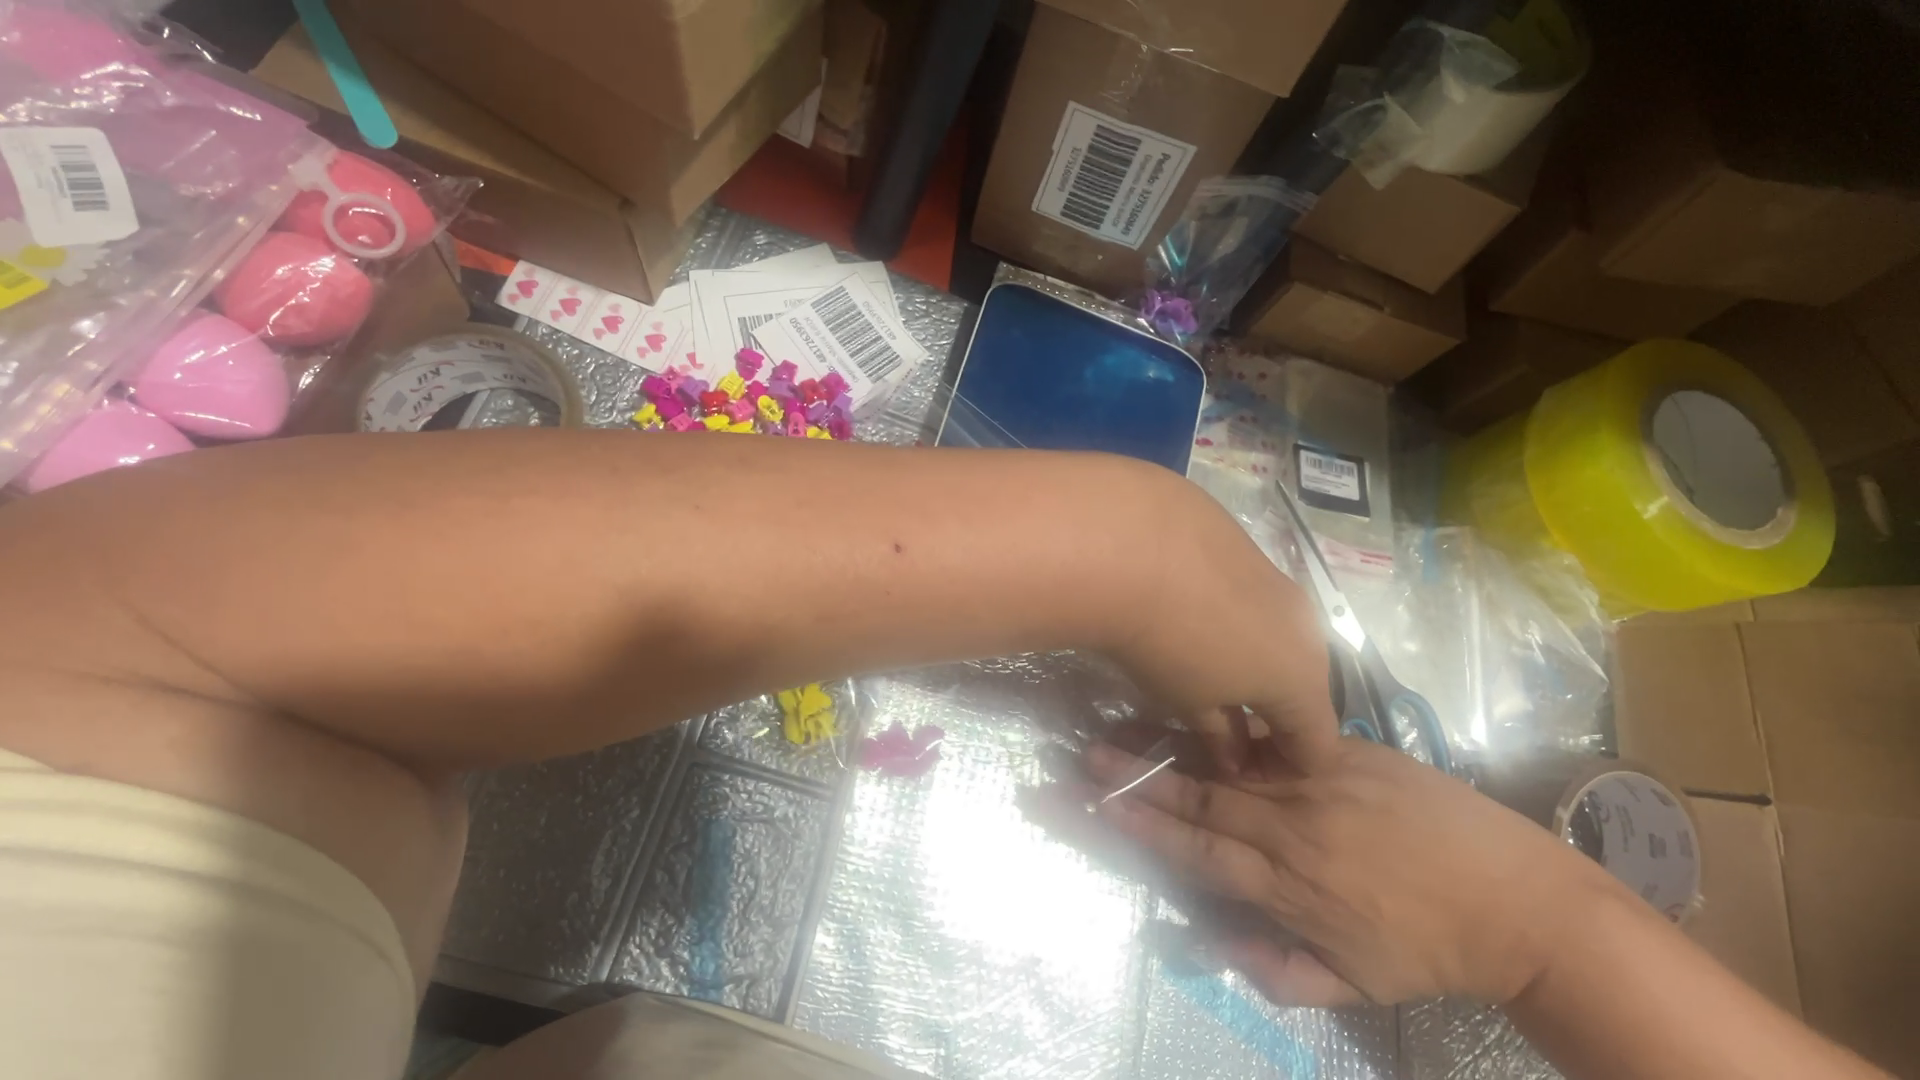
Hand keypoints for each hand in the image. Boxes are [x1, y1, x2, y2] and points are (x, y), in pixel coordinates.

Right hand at [1031, 738, 1623, 1006]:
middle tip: (1084, 753)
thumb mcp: (1360, 985)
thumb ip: (1282, 970)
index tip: (1093, 805)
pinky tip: (1205, 704)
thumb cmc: (1436, 949)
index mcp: (1290, 885)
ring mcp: (1322, 782)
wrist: (1524, 899)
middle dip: (1137, 778)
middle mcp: (1294, 826)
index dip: (1138, 827)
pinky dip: (1236, 726)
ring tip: (1126, 724)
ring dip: (1172, 745)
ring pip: (1231, 763)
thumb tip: (1213, 942)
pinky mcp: (1352, 752)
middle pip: (1199, 799)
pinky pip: (1281, 739)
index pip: (1194, 850)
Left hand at [1110, 475, 1340, 776]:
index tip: (1242, 770)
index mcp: (1302, 680)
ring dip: (1254, 664)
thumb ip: (1219, 736)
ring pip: (1281, 640)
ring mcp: (1281, 584)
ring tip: (1206, 669)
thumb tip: (1234, 757)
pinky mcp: (1251, 550)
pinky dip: (1237, 620)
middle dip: (1271, 713)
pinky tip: (1194, 616)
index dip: (1284, 768)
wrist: (1137, 545)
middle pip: (1303, 688)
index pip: (1317, 745)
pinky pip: (1256, 601)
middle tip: (1224, 724)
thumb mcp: (1189, 703)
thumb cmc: (1168, 644)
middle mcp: (1307, 631)